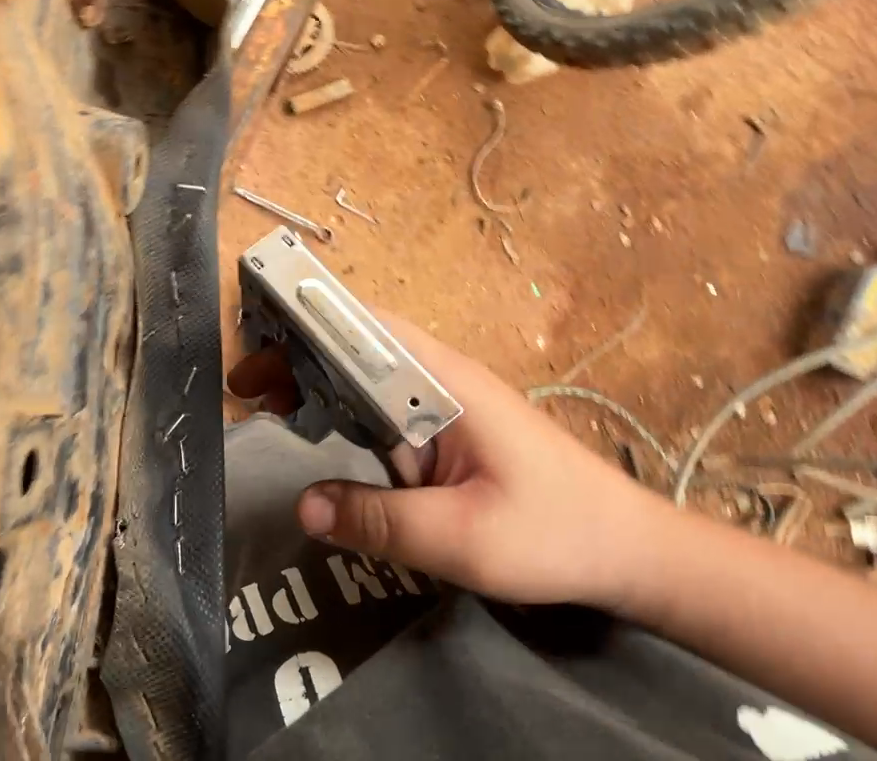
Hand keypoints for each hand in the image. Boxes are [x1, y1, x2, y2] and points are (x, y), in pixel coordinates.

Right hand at [228, 316, 678, 610]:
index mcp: (443, 382)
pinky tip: (314, 431)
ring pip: (364, 374)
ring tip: (265, 403)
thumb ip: (379, 521)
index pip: (363, 329)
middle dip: (296, 355)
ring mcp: (443, 402)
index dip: (306, 326)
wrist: (630, 550)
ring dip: (313, 380)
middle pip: (354, 345)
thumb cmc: (556, 533)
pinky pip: (380, 406)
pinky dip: (338, 408)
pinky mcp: (446, 430)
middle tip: (245, 386)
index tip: (257, 340)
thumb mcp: (461, 539)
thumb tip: (302, 505)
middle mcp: (438, 379)